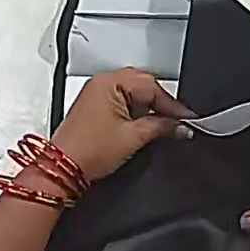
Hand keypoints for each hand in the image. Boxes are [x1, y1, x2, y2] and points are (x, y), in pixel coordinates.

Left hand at [50, 68, 194, 181]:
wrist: (62, 168)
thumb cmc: (86, 151)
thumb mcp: (133, 137)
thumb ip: (161, 127)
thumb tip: (180, 127)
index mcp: (110, 82)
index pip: (152, 86)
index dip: (172, 105)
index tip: (187, 119)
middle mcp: (101, 83)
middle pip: (143, 86)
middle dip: (161, 105)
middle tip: (177, 123)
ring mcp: (97, 94)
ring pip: (133, 94)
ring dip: (148, 109)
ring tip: (161, 127)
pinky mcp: (95, 107)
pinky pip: (122, 102)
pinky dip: (136, 113)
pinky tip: (144, 127)